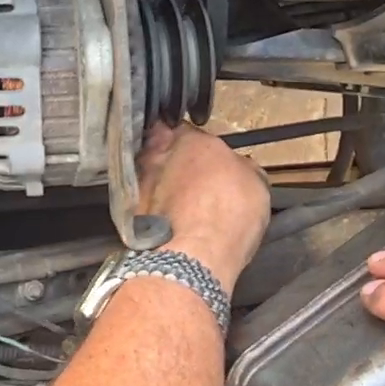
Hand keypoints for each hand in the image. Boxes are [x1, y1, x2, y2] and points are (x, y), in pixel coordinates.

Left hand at [135, 123, 270, 291]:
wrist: (194, 255)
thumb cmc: (227, 215)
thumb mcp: (256, 184)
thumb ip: (243, 167)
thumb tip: (241, 168)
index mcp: (190, 138)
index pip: (189, 131)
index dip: (198, 147)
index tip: (207, 160)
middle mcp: (158, 153)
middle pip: (163, 150)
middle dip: (174, 162)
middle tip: (193, 183)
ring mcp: (140, 181)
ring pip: (149, 176)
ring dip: (160, 186)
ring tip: (181, 208)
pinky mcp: (128, 211)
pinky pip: (141, 203)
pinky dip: (152, 210)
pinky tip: (169, 224)